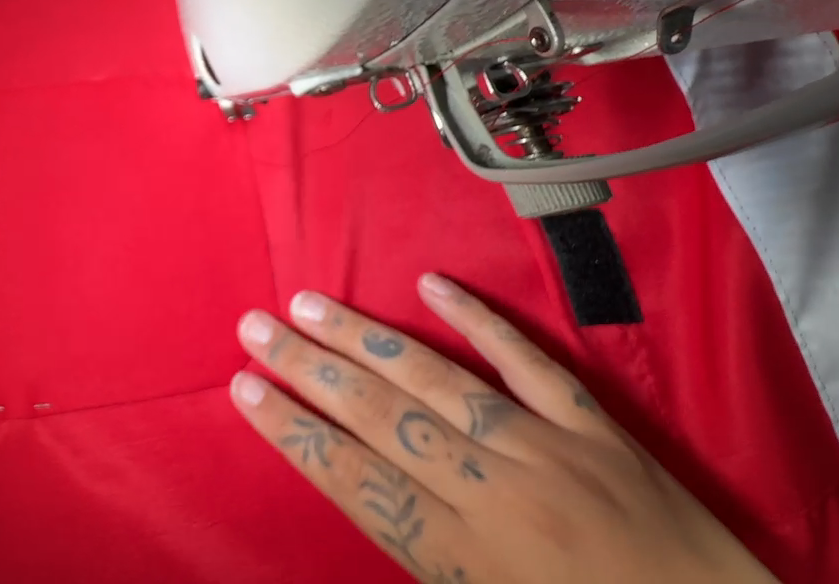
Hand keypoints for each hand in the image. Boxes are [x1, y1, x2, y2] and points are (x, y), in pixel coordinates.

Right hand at [231, 275, 778, 583]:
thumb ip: (423, 557)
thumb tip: (357, 490)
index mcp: (465, 557)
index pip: (354, 480)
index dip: (292, 430)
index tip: (242, 387)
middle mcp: (495, 493)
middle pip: (381, 417)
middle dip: (307, 368)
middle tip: (254, 326)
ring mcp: (548, 451)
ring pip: (436, 381)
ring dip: (364, 338)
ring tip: (307, 302)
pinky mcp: (597, 429)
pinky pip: (531, 364)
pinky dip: (479, 321)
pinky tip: (430, 282)